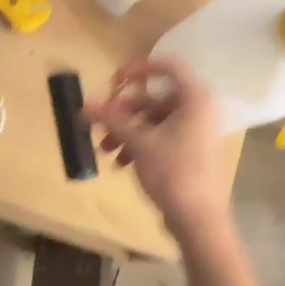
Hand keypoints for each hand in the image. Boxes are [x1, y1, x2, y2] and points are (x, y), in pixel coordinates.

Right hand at [85, 59, 229, 235]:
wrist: (199, 218)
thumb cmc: (173, 173)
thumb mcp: (139, 142)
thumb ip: (112, 119)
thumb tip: (85, 104)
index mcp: (194, 99)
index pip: (169, 67)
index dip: (139, 68)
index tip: (114, 80)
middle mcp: (198, 110)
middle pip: (154, 99)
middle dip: (122, 112)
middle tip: (99, 123)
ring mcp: (194, 132)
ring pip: (153, 121)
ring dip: (126, 132)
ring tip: (105, 149)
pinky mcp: (189, 151)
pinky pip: (159, 137)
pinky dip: (138, 145)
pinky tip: (120, 163)